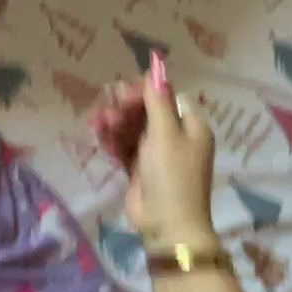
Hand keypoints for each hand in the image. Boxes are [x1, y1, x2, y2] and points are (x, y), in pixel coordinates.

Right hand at [88, 51, 216, 243]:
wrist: (167, 225)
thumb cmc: (172, 176)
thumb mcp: (165, 134)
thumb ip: (157, 100)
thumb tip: (157, 65)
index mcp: (191, 126)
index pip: (166, 96)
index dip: (145, 92)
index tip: (125, 94)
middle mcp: (176, 137)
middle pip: (147, 111)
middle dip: (126, 108)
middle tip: (110, 111)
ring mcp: (157, 154)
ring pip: (133, 128)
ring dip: (116, 123)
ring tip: (99, 125)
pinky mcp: (141, 169)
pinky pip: (125, 146)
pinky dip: (113, 139)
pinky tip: (100, 136)